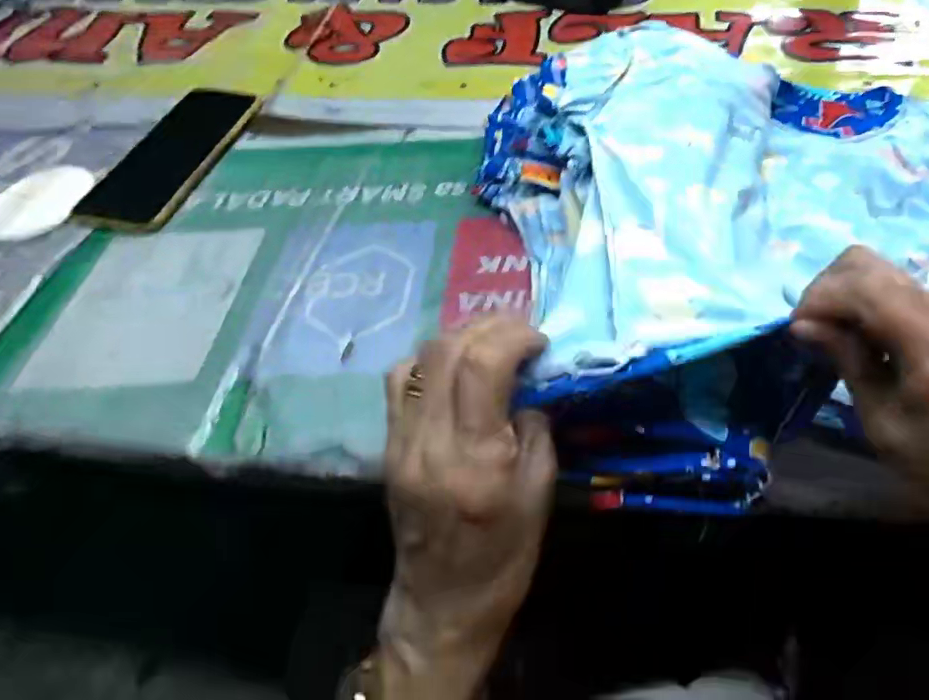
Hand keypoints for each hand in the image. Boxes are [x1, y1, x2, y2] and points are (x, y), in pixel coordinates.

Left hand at [377, 317, 556, 699]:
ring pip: (419, 357)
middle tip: (519, 330)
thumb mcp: (540, 490)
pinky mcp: (388, 443)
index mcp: (476, 458)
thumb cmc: (505, 554)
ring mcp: (401, 441)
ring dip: (460, 336)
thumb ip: (535, 425)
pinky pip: (400, 379)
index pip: (481, 365)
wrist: (443, 603)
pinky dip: (430, 358)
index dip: (513, 335)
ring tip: (490, 340)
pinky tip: (454, 365)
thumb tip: (529, 378)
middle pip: (447, 350)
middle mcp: (430, 441)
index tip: (539, 339)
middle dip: (489, 326)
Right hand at [789, 246, 928, 534]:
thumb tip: (801, 323)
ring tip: (829, 328)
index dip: (822, 296)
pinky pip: (889, 280)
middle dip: (826, 288)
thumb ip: (846, 360)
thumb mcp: (879, 420)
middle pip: (865, 265)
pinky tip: (855, 328)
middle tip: (810, 326)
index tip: (797, 326)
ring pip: (873, 266)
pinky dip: (859, 294)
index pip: (868, 288)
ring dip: (841, 289)